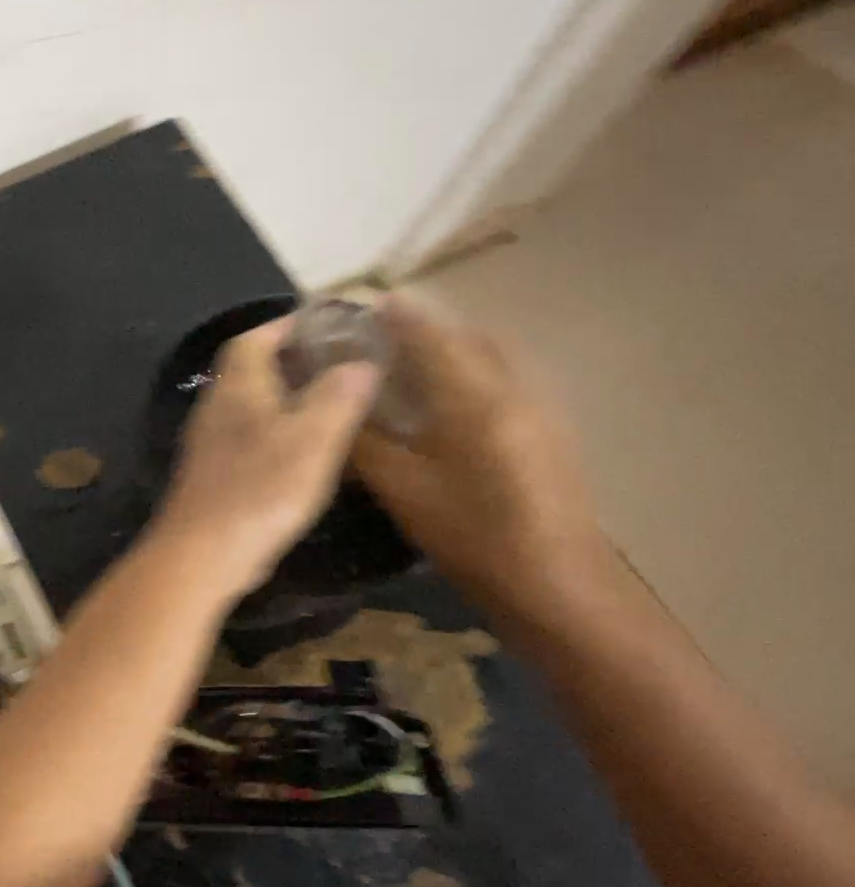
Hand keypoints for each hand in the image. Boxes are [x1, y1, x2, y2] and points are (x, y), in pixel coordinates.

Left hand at [151, 315, 380, 590]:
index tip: (325, 324)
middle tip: (338, 362)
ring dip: (286, 397)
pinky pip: (248, 437)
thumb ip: (336, 396)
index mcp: (236, 388)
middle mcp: (216, 408)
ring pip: (250, 405)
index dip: (286, 326)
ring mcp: (210, 443)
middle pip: (249, 370)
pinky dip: (277, 431)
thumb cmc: (259, 488)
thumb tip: (358, 363)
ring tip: (332, 401)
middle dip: (290, 360)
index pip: (253, 339)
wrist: (202, 551)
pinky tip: (305, 449)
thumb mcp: (311, 438)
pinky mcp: (214, 474)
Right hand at [351, 298, 608, 621]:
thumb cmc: (469, 532)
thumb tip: (332, 413)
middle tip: (388, 339)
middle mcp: (514, 390)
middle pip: (473, 338)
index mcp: (474, 398)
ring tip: (417, 365)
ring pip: (498, 357)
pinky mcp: (552, 432)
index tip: (369, 304)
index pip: (432, 338)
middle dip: (431, 329)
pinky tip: (453, 403)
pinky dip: (478, 372)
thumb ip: (363, 444)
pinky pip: (511, 380)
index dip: (400, 318)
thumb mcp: (401, 488)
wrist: (554, 581)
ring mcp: (542, 410)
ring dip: (459, 348)